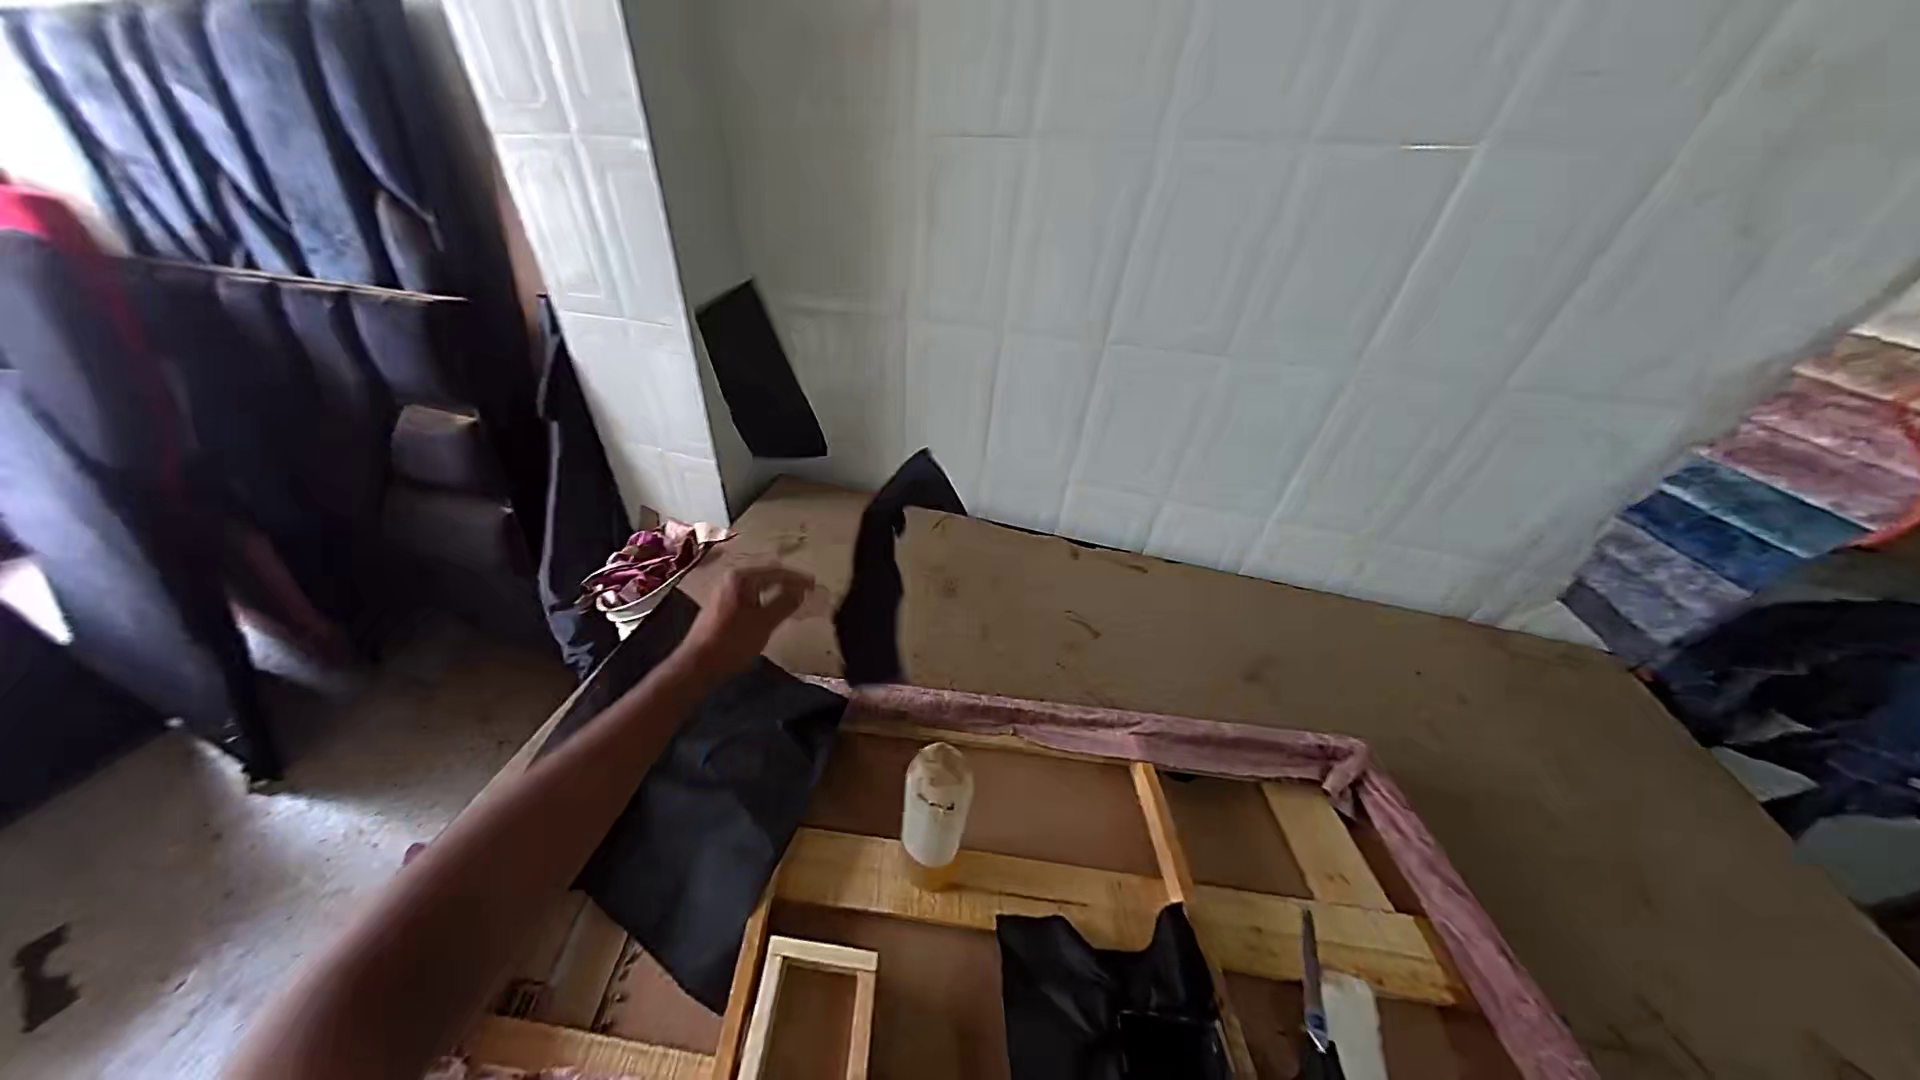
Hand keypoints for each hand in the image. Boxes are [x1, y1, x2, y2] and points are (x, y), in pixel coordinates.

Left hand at [680, 565, 814, 676]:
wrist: (698, 664)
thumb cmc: (733, 640)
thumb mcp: (765, 622)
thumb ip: (785, 603)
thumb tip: (801, 591)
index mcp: (741, 578)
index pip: (776, 572)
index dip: (798, 579)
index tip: (815, 585)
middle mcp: (731, 580)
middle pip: (766, 576)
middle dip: (787, 582)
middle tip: (807, 590)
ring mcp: (724, 593)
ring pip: (758, 587)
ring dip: (776, 591)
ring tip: (794, 599)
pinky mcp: (722, 607)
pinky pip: (750, 596)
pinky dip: (765, 599)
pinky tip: (773, 609)